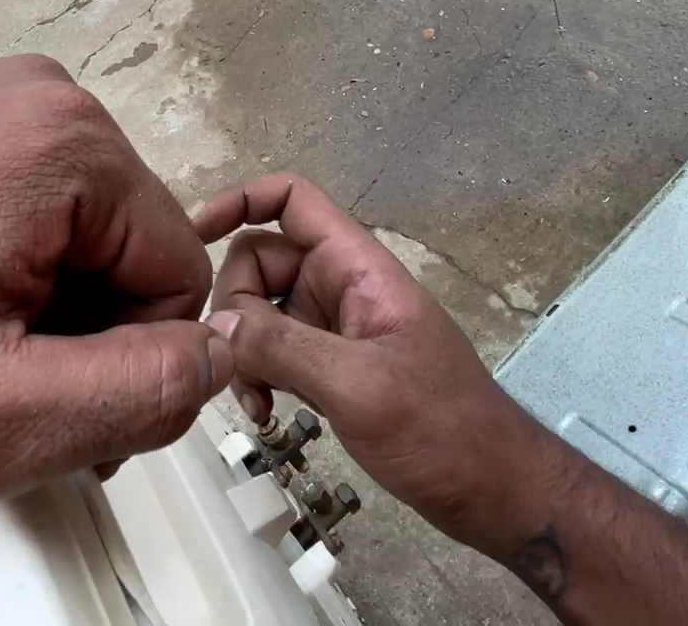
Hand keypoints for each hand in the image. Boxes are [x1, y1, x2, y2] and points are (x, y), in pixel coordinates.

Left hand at [0, 54, 229, 506]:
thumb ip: (134, 396)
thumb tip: (209, 354)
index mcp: (60, 141)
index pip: (180, 269)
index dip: (126, 357)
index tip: (44, 391)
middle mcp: (34, 95)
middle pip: (130, 242)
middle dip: (80, 325)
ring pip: (85, 227)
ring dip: (41, 295)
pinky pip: (35, 200)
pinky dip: (6, 259)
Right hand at [197, 172, 540, 551]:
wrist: (490, 490)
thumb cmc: (442, 428)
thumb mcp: (360, 386)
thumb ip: (284, 349)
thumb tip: (214, 325)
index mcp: (355, 266)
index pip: (293, 200)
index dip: (243, 198)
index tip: (197, 232)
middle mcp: (337, 285)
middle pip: (259, 260)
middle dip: (236, 307)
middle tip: (241, 363)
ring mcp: (330, 325)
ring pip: (258, 310)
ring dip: (243, 352)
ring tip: (257, 404)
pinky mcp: (326, 363)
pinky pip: (271, 350)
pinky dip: (258, 375)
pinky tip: (266, 413)